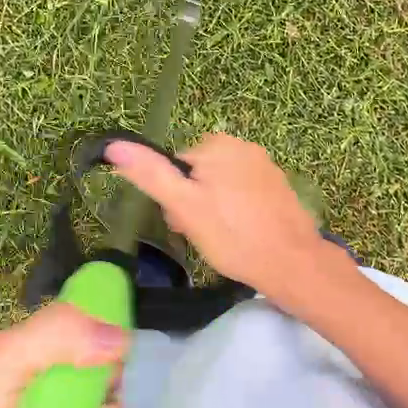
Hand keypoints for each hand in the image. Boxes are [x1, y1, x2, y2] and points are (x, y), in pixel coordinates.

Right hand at [106, 133, 329, 297]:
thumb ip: (151, 174)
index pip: (177, 168)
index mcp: (216, 144)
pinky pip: (244, 193)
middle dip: (195, 202)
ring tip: (224, 239)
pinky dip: (239, 211)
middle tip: (203, 234)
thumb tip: (115, 145)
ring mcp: (263, 164)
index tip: (183, 224)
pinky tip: (244, 234)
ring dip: (215, 208)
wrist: (292, 263)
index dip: (175, 199)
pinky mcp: (278, 184)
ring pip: (221, 185)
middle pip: (199, 174)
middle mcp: (241, 145)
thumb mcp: (184, 206)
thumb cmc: (233, 236)